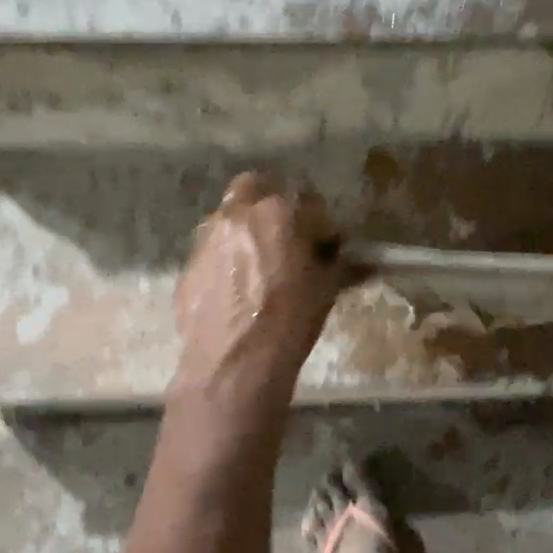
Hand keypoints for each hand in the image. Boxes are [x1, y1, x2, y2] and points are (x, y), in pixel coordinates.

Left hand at [171, 173, 352, 407]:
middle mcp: (237, 215)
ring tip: (259, 266)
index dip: (319, 223)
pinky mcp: (188, 266)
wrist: (234, 364)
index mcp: (278, 213)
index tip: (326, 246)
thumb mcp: (326, 291)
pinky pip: (212, 250)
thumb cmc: (289, 322)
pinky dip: (226, 259)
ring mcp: (206, 238)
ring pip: (228, 217)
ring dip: (245, 230)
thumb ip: (339, 265)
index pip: (307, 200)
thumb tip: (364, 262)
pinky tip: (237, 290)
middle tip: (287, 237)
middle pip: (255, 188)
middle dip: (272, 204)